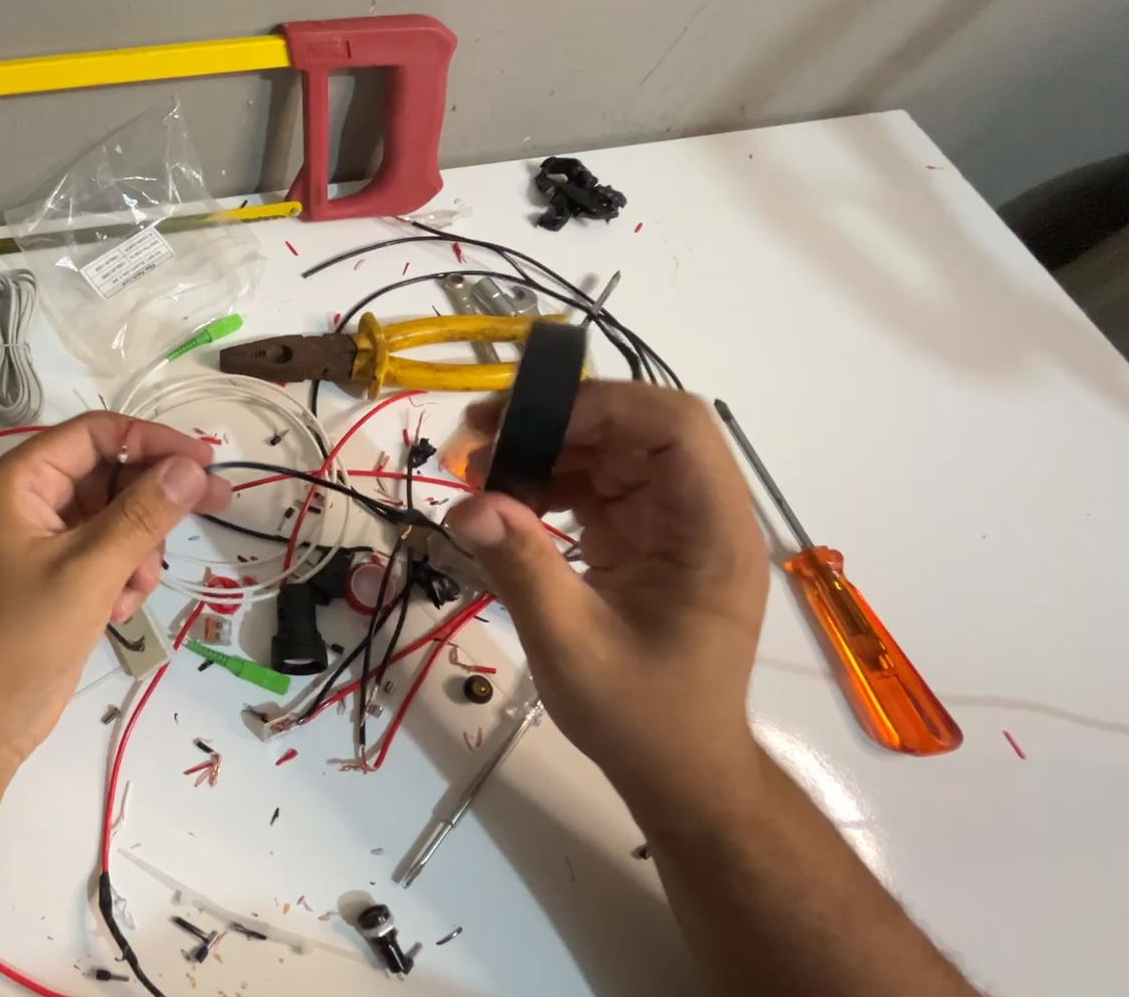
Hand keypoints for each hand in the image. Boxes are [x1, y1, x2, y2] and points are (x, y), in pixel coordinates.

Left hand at [0, 412, 230, 767]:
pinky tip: (115, 612)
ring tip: (133, 589)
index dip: (154, 440)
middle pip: (109, 474)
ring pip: (114, 518)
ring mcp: (41, 542)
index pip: (97, 434)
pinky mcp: (54, 579)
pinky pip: (104, 555)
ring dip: (138, 548)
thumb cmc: (17, 641)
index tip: (208, 460)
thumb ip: (142, 514)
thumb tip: (192, 466)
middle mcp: (29, 502)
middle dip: (153, 501)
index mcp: (21, 481)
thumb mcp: (88, 572)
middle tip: (214, 508)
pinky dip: (121, 576)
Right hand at [444, 382, 770, 820]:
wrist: (676, 768)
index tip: (519, 423)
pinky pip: (594, 485)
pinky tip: (503, 501)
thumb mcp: (571, 645)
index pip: (674, 426)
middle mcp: (698, 514)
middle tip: (479, 437)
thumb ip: (523, 569)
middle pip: (636, 428)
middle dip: (555, 422)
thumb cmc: (640, 715)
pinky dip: (546, 482)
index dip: (599, 405)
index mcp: (708, 533)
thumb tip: (465, 505)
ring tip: (477, 469)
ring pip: (609, 450)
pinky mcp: (642, 539)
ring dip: (543, 450)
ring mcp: (670, 524)